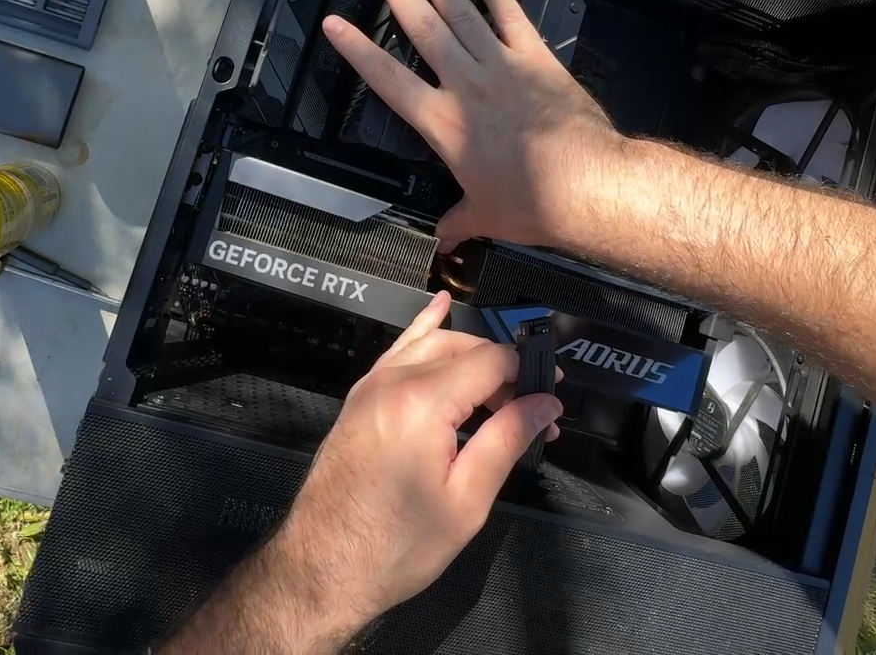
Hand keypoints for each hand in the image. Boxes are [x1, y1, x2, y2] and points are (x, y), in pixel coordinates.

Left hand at [260, 292, 562, 640]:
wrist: (323, 567)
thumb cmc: (400, 545)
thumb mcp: (466, 501)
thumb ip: (506, 439)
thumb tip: (545, 402)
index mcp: (423, 402)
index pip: (490, 361)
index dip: (527, 371)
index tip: (553, 393)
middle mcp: (394, 379)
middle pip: (463, 349)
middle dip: (504, 370)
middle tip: (533, 406)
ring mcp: (371, 384)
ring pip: (433, 345)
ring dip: (472, 357)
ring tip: (504, 385)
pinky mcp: (360, 396)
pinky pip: (399, 349)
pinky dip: (424, 329)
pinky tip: (440, 308)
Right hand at [323, 0, 624, 248]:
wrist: (588, 186)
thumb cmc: (531, 203)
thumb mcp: (484, 216)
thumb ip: (458, 219)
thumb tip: (444, 237)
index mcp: (443, 123)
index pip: (388, 80)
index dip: (357, 51)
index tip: (335, 24)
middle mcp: (466, 85)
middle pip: (422, 29)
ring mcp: (502, 66)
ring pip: (461, 13)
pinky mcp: (536, 59)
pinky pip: (511, 17)